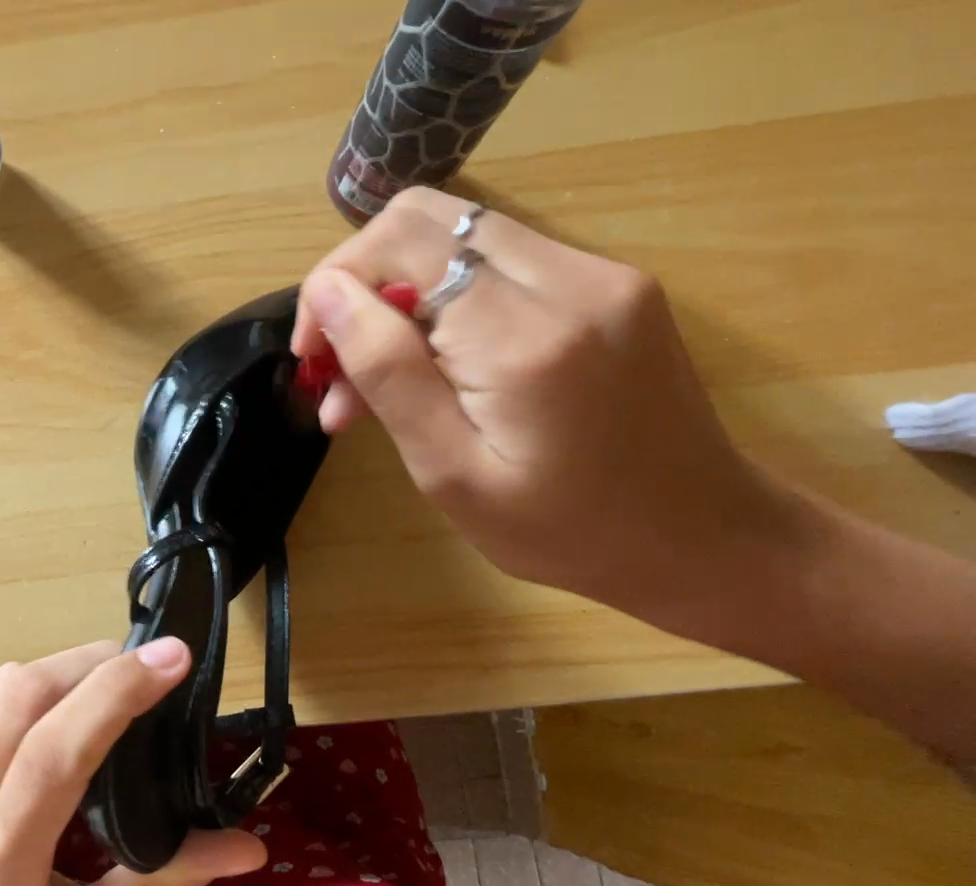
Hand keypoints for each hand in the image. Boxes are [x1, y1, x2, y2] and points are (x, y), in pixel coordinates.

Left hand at [0, 639, 267, 885]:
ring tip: (104, 684)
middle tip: (149, 670)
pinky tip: (39, 700)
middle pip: (24, 695)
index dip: (115, 694)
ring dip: (59, 667)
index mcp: (1, 853)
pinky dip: (10, 677)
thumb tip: (247, 845)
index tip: (172, 659)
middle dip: (96, 665)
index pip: (55, 750)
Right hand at [290, 187, 796, 614]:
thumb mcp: (450, 473)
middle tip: (337, 362)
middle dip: (358, 280)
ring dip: (399, 293)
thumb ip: (387, 374)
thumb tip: (327, 293)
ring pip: (458, 235)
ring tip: (381, 378)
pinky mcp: (610, 283)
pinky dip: (446, 300)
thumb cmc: (562, 531)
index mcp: (526, 338)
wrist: (702, 537)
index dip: (334, 285)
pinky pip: (499, 261)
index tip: (313, 358)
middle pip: (426, 218)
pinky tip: (437, 365)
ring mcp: (600, 273)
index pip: (401, 245)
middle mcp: (570, 279)